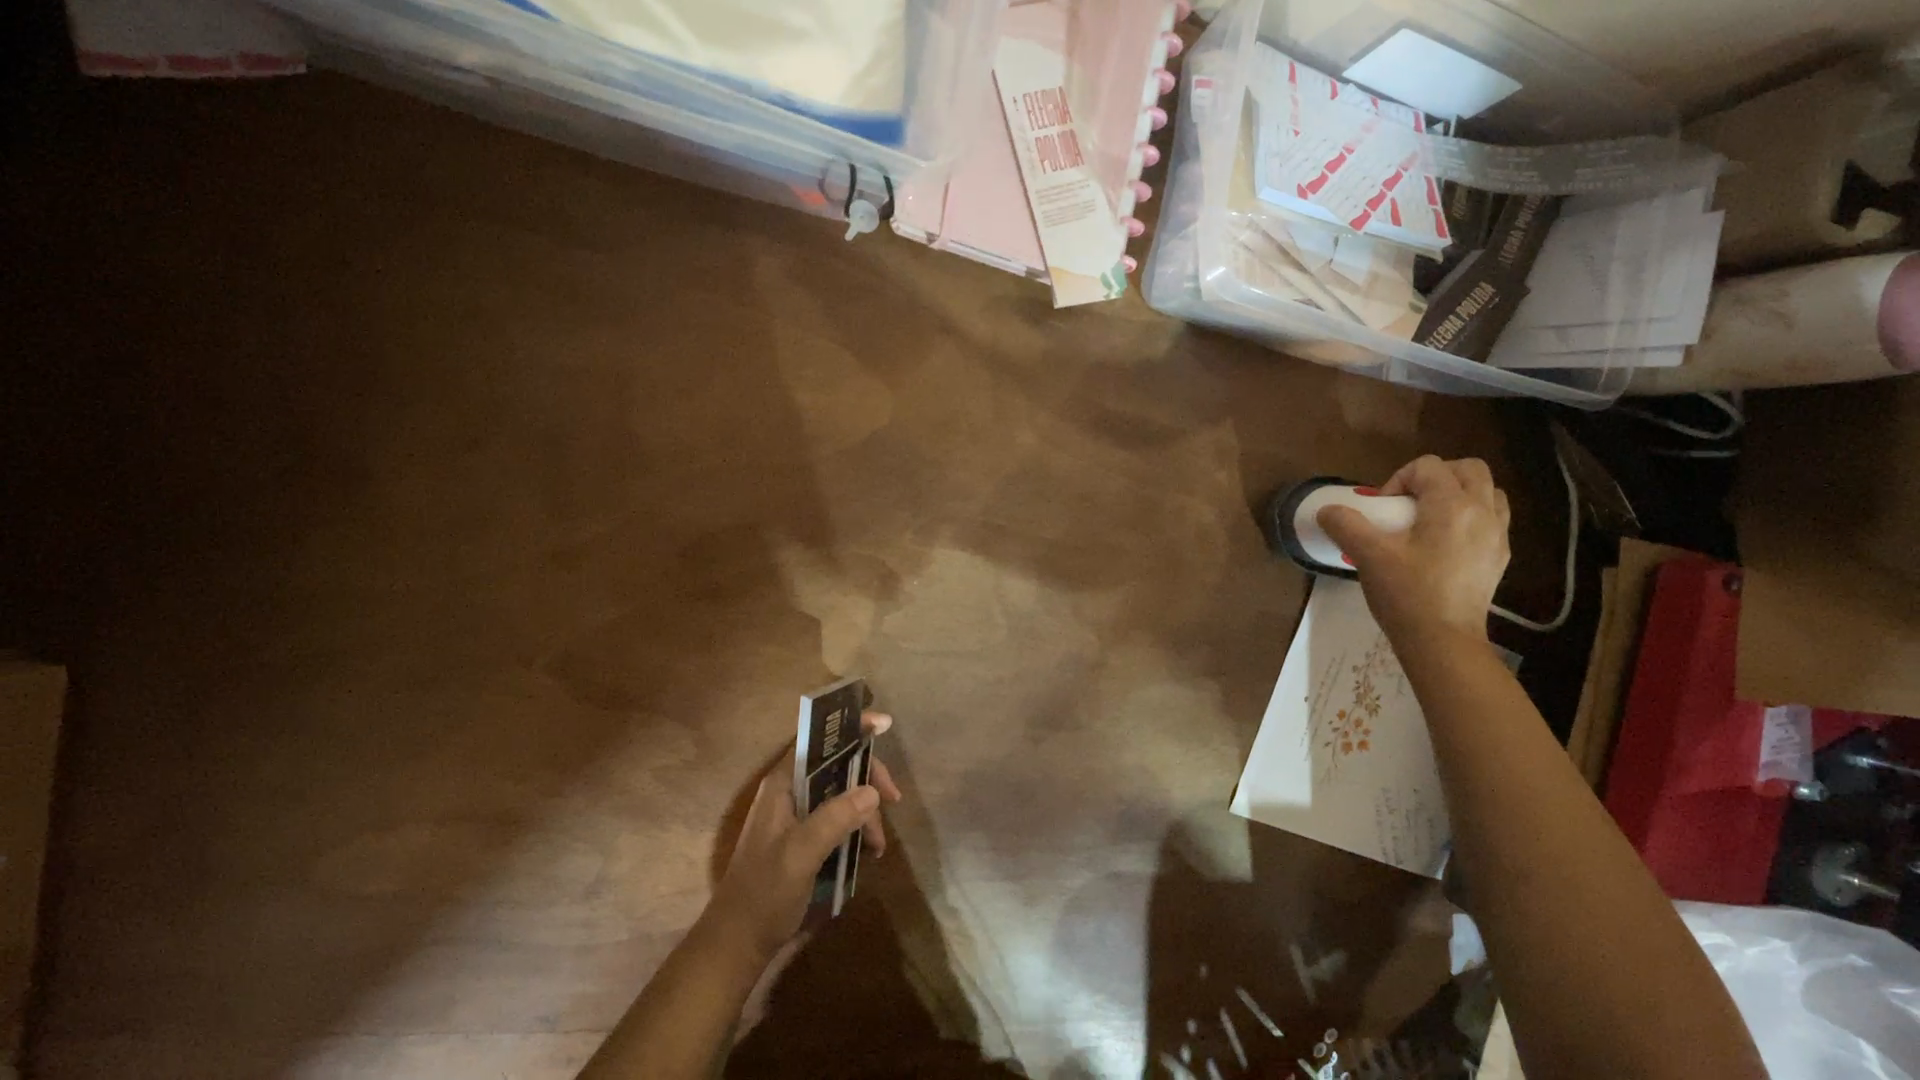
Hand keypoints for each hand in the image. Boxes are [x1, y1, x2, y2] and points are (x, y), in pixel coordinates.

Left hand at [704, 711, 903, 963]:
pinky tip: (868, 853)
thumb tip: (872, 790)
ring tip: (878, 846)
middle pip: (836, 766)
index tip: (884, 725)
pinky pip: (838, 819)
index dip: (849, 727)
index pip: (817, 740)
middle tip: (894, 800)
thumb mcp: (801, 854)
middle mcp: (789, 793)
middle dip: (867, 778)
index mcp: (782, 785)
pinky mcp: (803, 840)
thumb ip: (835, 818)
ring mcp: (796, 817)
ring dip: (865, 812)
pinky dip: (857, 830)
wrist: (739, 942)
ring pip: (841, 794)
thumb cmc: (764, 893)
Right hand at [1318, 456, 1510, 640]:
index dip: (1398, 480)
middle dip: (1436, 477)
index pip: (1428, 466)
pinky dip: (1472, 517)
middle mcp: (1483, 512)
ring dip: (1460, 494)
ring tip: (1431, 519)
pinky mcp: (1499, 558)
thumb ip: (1346, 525)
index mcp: (1452, 505)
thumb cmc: (1407, 594)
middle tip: (1409, 504)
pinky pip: (1493, 519)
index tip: (1382, 512)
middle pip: (1468, 469)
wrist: (1443, 641)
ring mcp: (1497, 535)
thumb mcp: (1368, 556)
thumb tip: (1327, 510)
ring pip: (1488, 492)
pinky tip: (1446, 543)